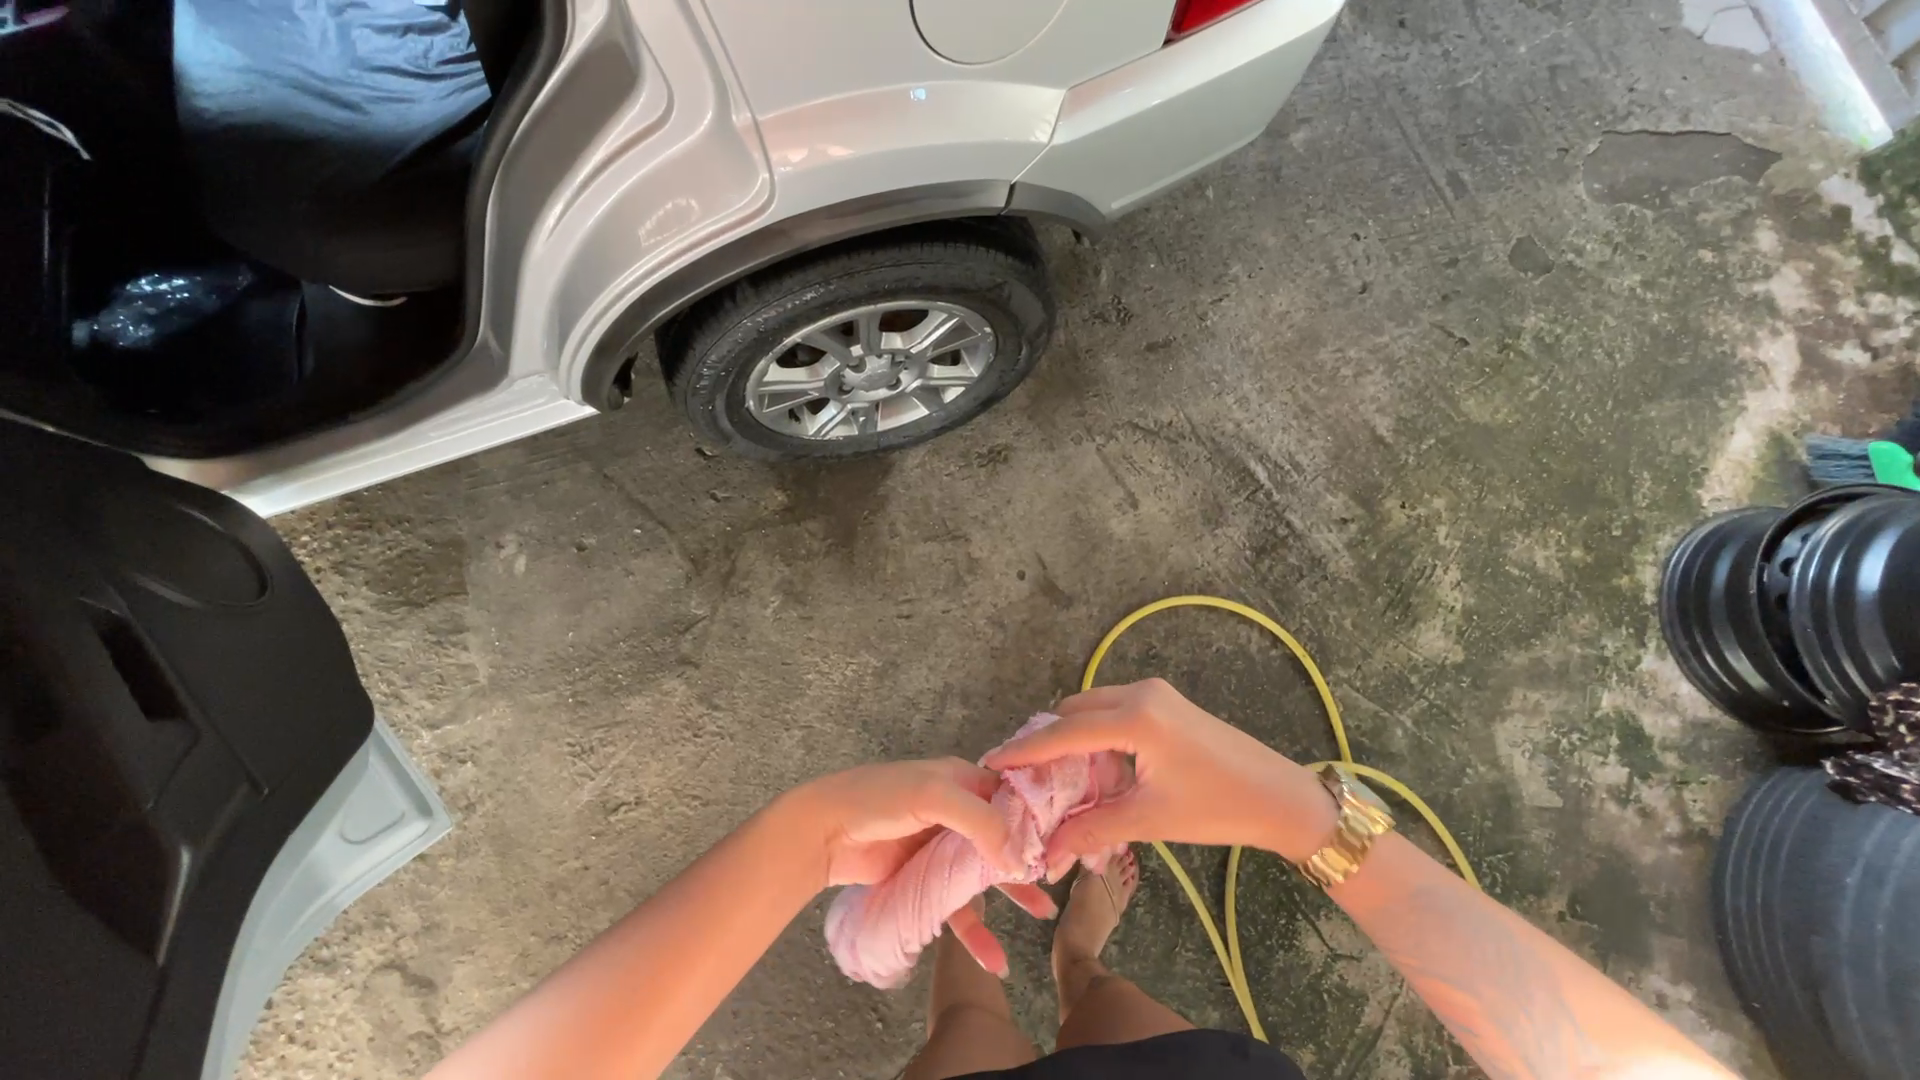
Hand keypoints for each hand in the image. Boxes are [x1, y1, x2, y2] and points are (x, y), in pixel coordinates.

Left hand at [776, 758, 1057, 976]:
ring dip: (1012, 895)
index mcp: (962, 780)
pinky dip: (976, 934)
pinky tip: (995, 960)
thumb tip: (1019, 858)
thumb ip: (979, 820)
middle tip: (1058, 880)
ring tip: (1043, 915)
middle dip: (1030, 859)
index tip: (1064, 841)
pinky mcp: (923, 882)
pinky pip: (957, 909)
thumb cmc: (878, 800)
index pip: (1010, 798)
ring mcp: (939, 849)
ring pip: (985, 875)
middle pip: (1003, 838)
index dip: (1036, 819)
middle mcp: (956, 812)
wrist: (822, 832)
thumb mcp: (933, 794)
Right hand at [983, 678, 1337, 872]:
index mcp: (1136, 716)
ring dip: (1072, 739)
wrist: (1282, 797)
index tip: (991, 762)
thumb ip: (1090, 829)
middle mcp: (1140, 693)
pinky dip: (1095, 737)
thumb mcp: (1149, 820)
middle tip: (1022, 778)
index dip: (1025, 750)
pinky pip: (1113, 713)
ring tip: (1053, 779)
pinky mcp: (1164, 704)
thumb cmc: (1218, 807)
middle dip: (1046, 742)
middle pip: (1074, 712)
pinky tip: (1092, 770)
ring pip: (1092, 710)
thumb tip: (1045, 854)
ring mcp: (1154, 694)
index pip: (1064, 731)